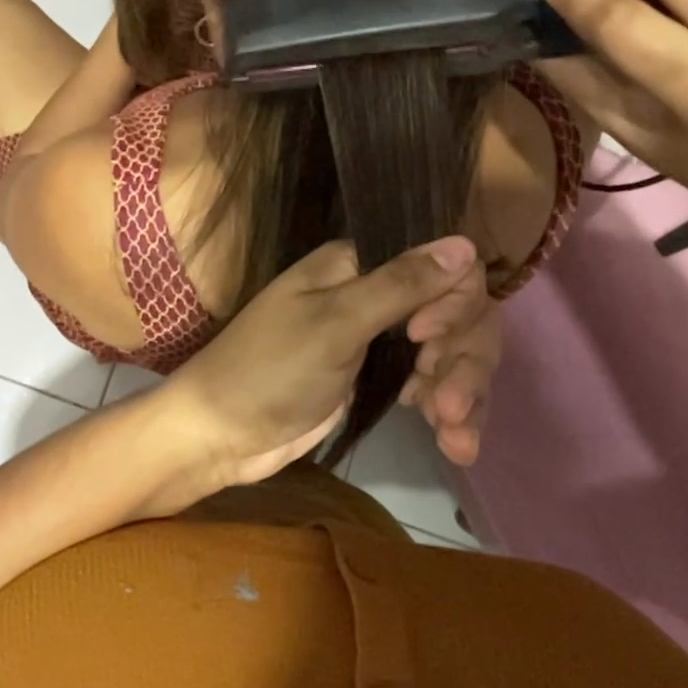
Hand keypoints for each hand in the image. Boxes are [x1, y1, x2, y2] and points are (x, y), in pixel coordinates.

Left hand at [153, 236, 480, 494]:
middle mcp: (370, 294)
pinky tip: (454, 444)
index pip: (439, 265)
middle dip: (463, 360)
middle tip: (448, 407)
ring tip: (455, 438)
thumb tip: (466, 243)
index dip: (453, 304)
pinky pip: (430, 385)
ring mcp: (375, 339)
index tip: (426, 340)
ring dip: (462, 393)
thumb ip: (401, 285)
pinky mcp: (374, 379)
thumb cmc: (269, 370)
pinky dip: (449, 413)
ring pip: (450, 354)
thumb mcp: (335, 324)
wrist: (221, 433)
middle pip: (455, 314)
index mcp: (355, 265)